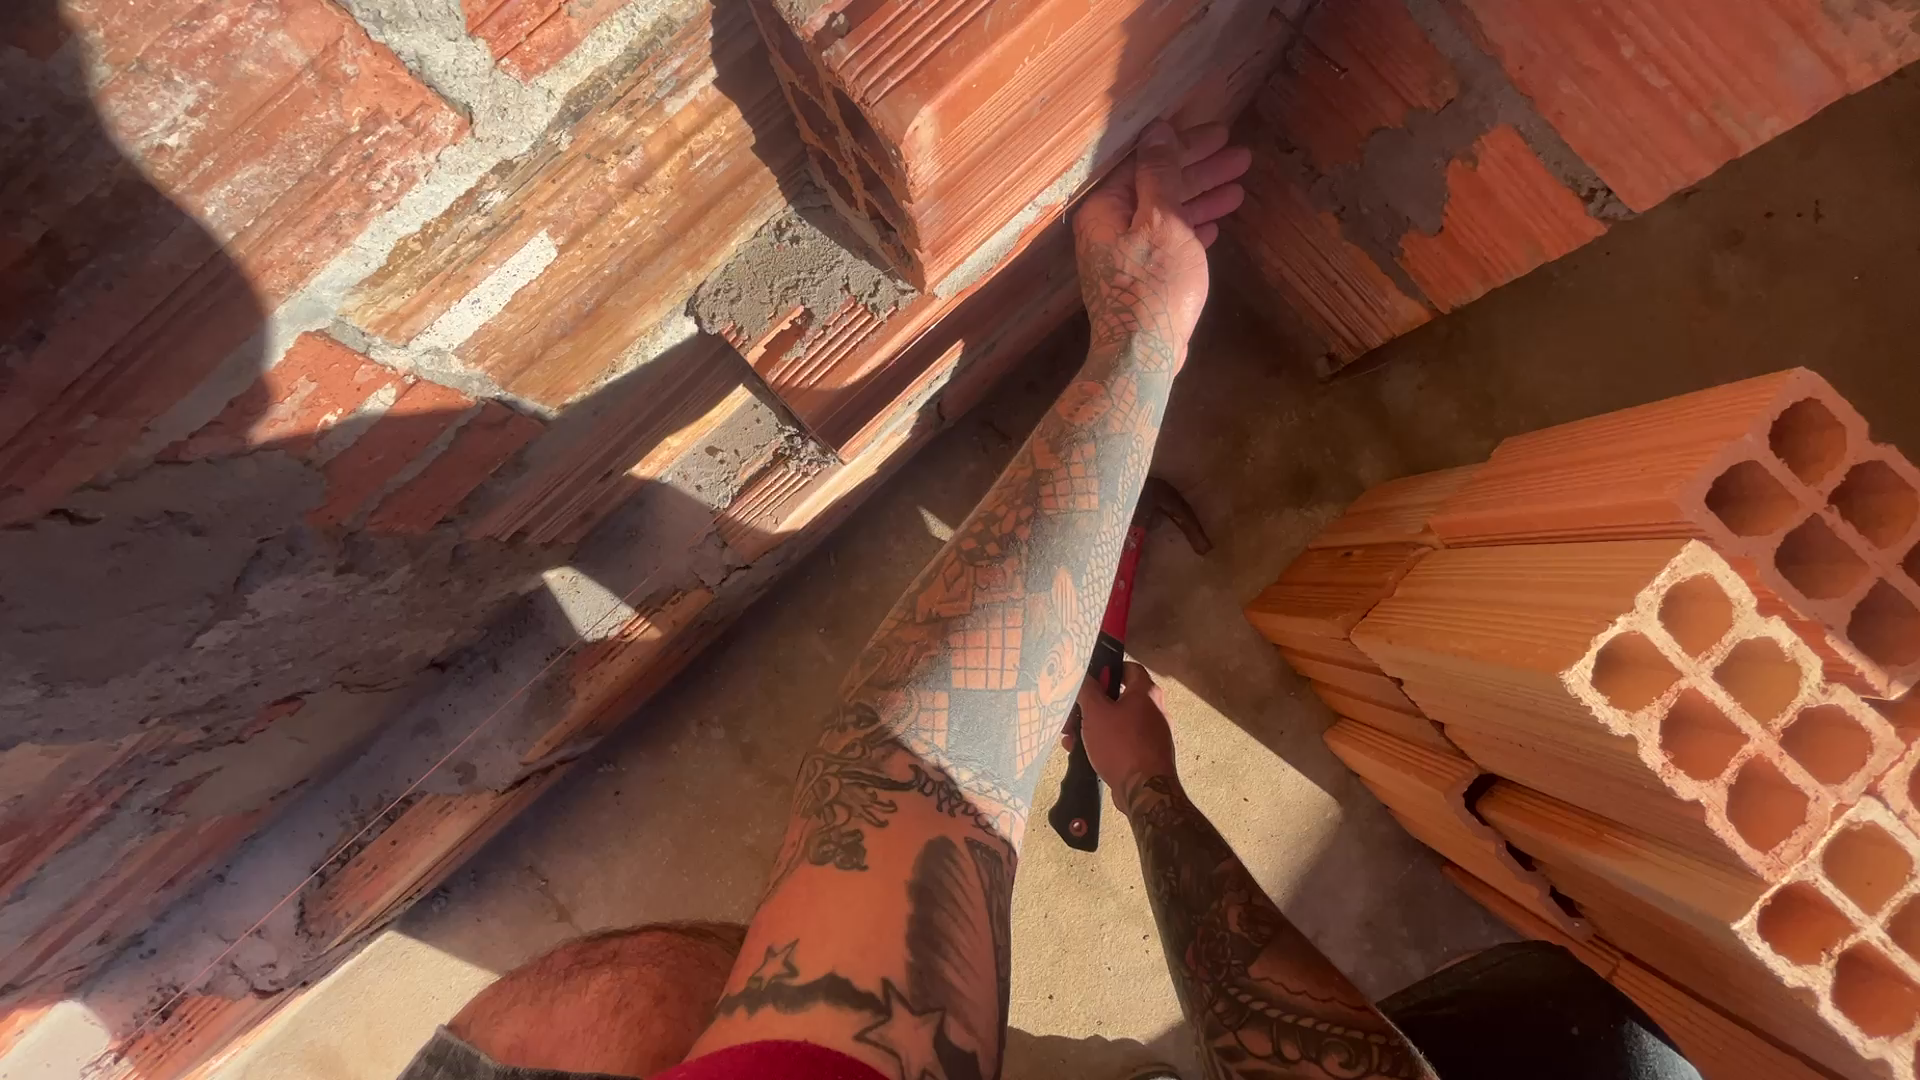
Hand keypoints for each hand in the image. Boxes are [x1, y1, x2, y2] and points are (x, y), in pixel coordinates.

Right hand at [1064, 661, 1177, 810]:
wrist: (1144, 791)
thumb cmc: (1121, 744)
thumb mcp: (1096, 712)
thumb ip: (1087, 689)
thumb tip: (1083, 676)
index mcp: (1146, 692)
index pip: (1128, 667)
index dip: (1107, 669)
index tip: (1089, 678)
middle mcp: (1154, 709)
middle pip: (1117, 697)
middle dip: (1090, 706)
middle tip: (1073, 715)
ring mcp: (1152, 734)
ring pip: (1117, 721)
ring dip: (1092, 726)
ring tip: (1072, 738)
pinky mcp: (1147, 754)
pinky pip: (1122, 741)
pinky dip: (1104, 743)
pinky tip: (1083, 754)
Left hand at [1072, 120, 1252, 358]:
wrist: (1142, 355)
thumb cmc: (1153, 286)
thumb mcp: (1162, 220)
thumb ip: (1160, 174)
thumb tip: (1156, 131)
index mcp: (1104, 210)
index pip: (1145, 163)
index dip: (1185, 146)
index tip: (1221, 135)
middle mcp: (1107, 231)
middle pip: (1158, 188)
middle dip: (1200, 172)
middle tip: (1240, 158)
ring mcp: (1122, 259)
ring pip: (1166, 218)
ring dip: (1201, 201)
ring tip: (1238, 189)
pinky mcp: (1139, 283)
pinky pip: (1167, 246)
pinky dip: (1190, 233)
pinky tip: (1214, 227)